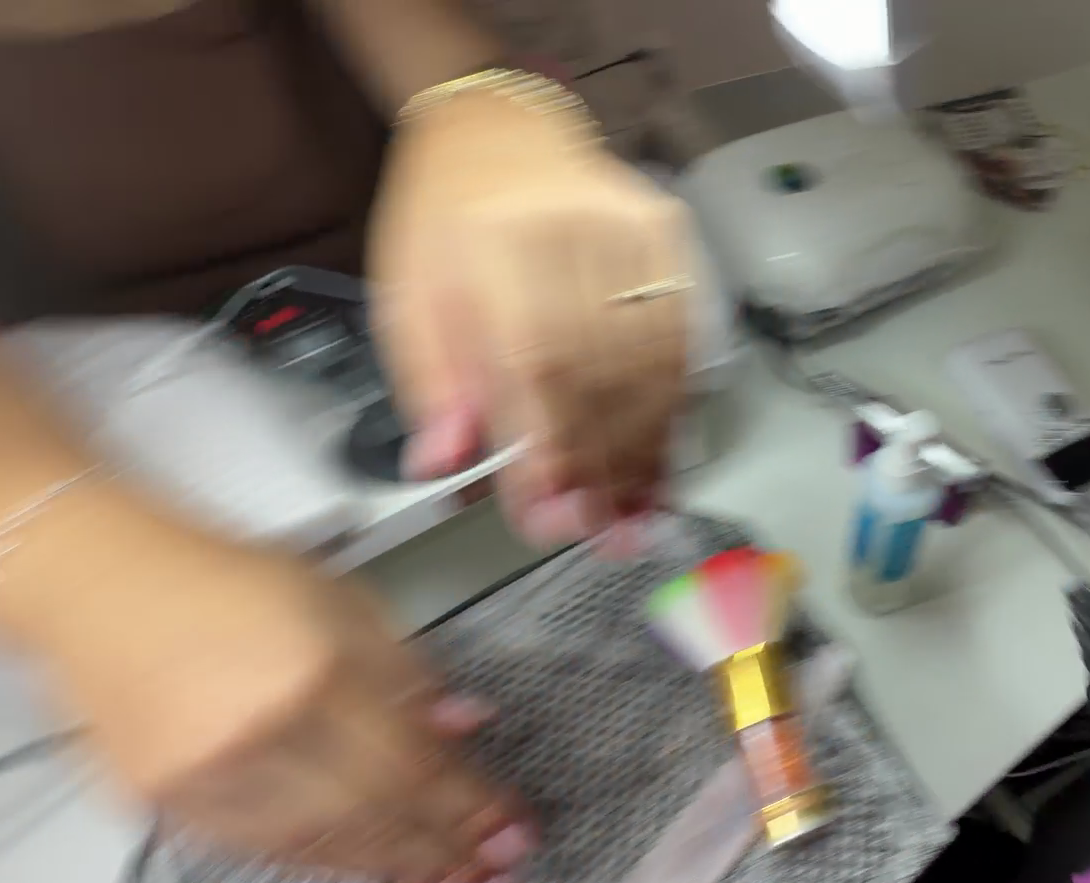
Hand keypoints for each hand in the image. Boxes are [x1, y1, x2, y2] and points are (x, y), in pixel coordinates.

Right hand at [13, 486, 535, 882]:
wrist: (105, 590)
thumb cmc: (243, 585)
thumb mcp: (355, 610)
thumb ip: (413, 678)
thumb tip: (468, 727)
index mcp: (314, 679)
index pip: (414, 762)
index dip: (471, 805)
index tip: (515, 833)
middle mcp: (256, 739)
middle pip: (373, 813)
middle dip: (445, 851)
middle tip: (497, 880)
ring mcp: (200, 779)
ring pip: (321, 844)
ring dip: (394, 870)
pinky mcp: (161, 804)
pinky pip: (264, 852)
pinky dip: (330, 863)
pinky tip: (376, 872)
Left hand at [369, 88, 690, 545]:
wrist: (507, 137)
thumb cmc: (449, 223)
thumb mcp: (408, 298)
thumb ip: (432, 386)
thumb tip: (448, 468)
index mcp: (497, 239)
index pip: (538, 362)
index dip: (553, 449)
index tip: (556, 519)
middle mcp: (578, 231)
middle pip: (606, 373)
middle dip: (608, 468)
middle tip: (611, 537)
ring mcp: (638, 236)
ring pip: (655, 368)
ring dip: (648, 454)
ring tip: (642, 518)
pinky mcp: (675, 248)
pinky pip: (682, 347)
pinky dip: (671, 414)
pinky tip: (664, 461)